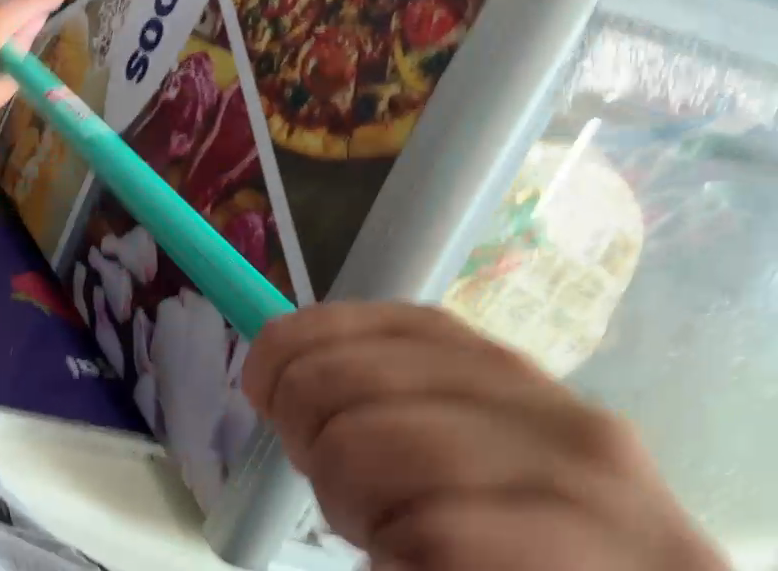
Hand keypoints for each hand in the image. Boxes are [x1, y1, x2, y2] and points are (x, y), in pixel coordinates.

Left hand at [243, 303, 723, 570]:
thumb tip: (271, 380)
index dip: (284, 355)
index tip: (264, 396)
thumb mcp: (441, 442)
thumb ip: (374, 397)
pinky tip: (420, 565)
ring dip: (352, 506)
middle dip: (309, 441)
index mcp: (490, 363)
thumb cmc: (516, 530)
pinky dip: (399, 556)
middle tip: (336, 491)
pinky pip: (435, 534)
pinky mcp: (606, 554)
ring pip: (375, 452)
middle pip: (343, 385)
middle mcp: (545, 400)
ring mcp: (587, 479)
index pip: (345, 324)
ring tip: (387, 537)